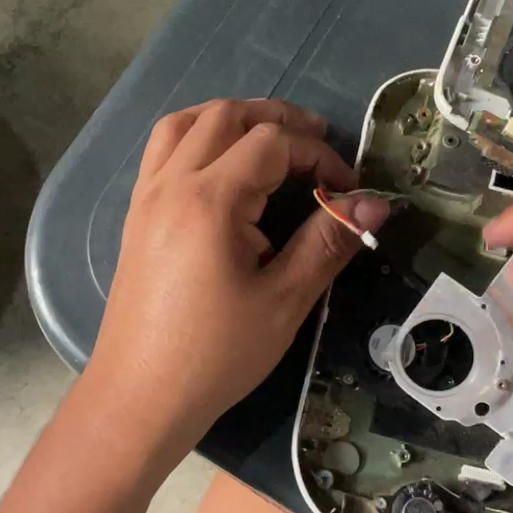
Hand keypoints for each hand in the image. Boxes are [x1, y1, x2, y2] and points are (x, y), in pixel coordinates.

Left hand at [81, 100, 388, 449]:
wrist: (139, 397)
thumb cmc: (216, 355)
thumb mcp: (284, 301)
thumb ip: (327, 242)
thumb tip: (375, 205)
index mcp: (210, 200)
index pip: (272, 143)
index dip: (318, 154)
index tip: (347, 188)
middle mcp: (172, 184)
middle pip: (225, 115)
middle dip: (277, 119)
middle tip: (317, 140)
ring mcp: (147, 197)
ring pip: (185, 123)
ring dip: (231, 119)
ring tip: (268, 140)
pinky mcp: (136, 216)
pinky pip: (163, 150)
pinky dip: (197, 137)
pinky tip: (221, 168)